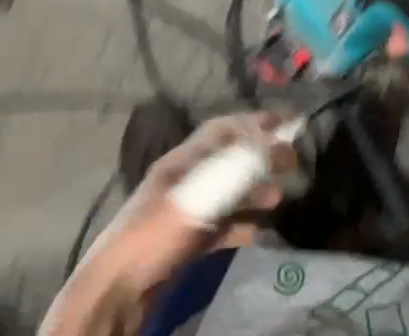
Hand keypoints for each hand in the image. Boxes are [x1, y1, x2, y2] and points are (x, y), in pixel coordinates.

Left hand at [39, 112, 293, 335]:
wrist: (116, 288)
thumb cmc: (154, 233)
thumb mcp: (195, 196)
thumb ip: (232, 170)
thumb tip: (271, 144)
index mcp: (182, 161)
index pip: (223, 129)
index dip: (255, 122)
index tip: (288, 121)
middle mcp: (185, 180)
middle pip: (229, 160)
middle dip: (262, 157)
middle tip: (292, 160)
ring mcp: (185, 211)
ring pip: (228, 193)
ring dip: (255, 191)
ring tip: (279, 197)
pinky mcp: (186, 240)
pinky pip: (222, 226)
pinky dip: (242, 225)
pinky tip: (258, 232)